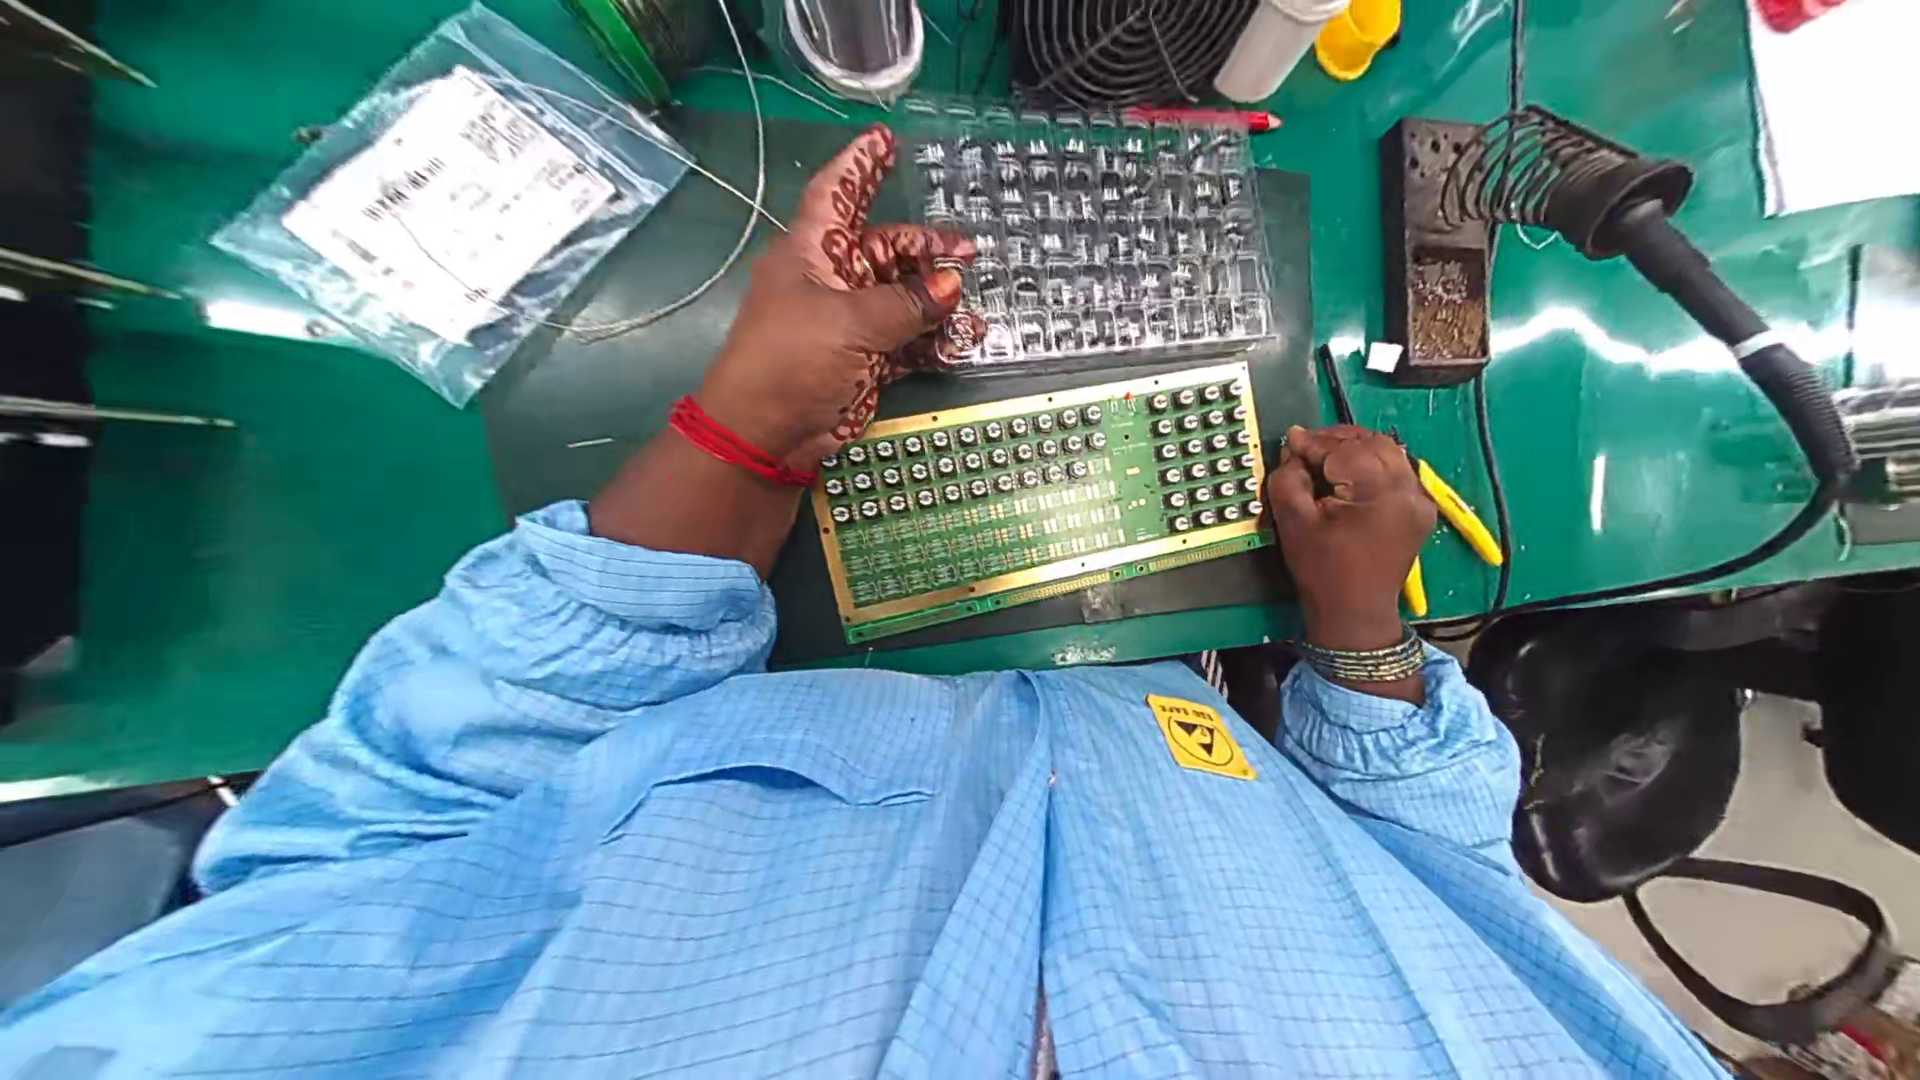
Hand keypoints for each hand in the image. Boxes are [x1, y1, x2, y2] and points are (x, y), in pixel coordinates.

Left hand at [696, 125, 983, 468]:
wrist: (769, 434)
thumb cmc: (794, 361)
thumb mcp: (851, 324)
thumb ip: (906, 303)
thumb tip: (952, 284)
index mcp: (813, 254)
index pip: (838, 194)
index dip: (861, 165)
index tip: (886, 140)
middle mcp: (833, 282)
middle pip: (885, 251)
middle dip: (926, 252)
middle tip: (967, 254)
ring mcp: (851, 324)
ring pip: (902, 301)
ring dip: (937, 306)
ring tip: (970, 313)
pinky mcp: (865, 362)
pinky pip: (906, 343)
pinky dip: (931, 345)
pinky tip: (959, 345)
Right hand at [1266, 425, 1435, 650]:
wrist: (1354, 611)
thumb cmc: (1321, 568)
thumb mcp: (1293, 522)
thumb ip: (1289, 479)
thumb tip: (1293, 452)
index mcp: (1381, 493)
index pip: (1345, 449)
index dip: (1314, 442)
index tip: (1289, 439)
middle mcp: (1410, 490)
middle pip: (1373, 443)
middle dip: (1336, 439)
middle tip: (1304, 444)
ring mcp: (1420, 499)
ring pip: (1387, 452)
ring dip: (1353, 447)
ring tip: (1322, 454)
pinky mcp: (1418, 508)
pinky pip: (1394, 469)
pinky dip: (1368, 462)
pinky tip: (1345, 472)